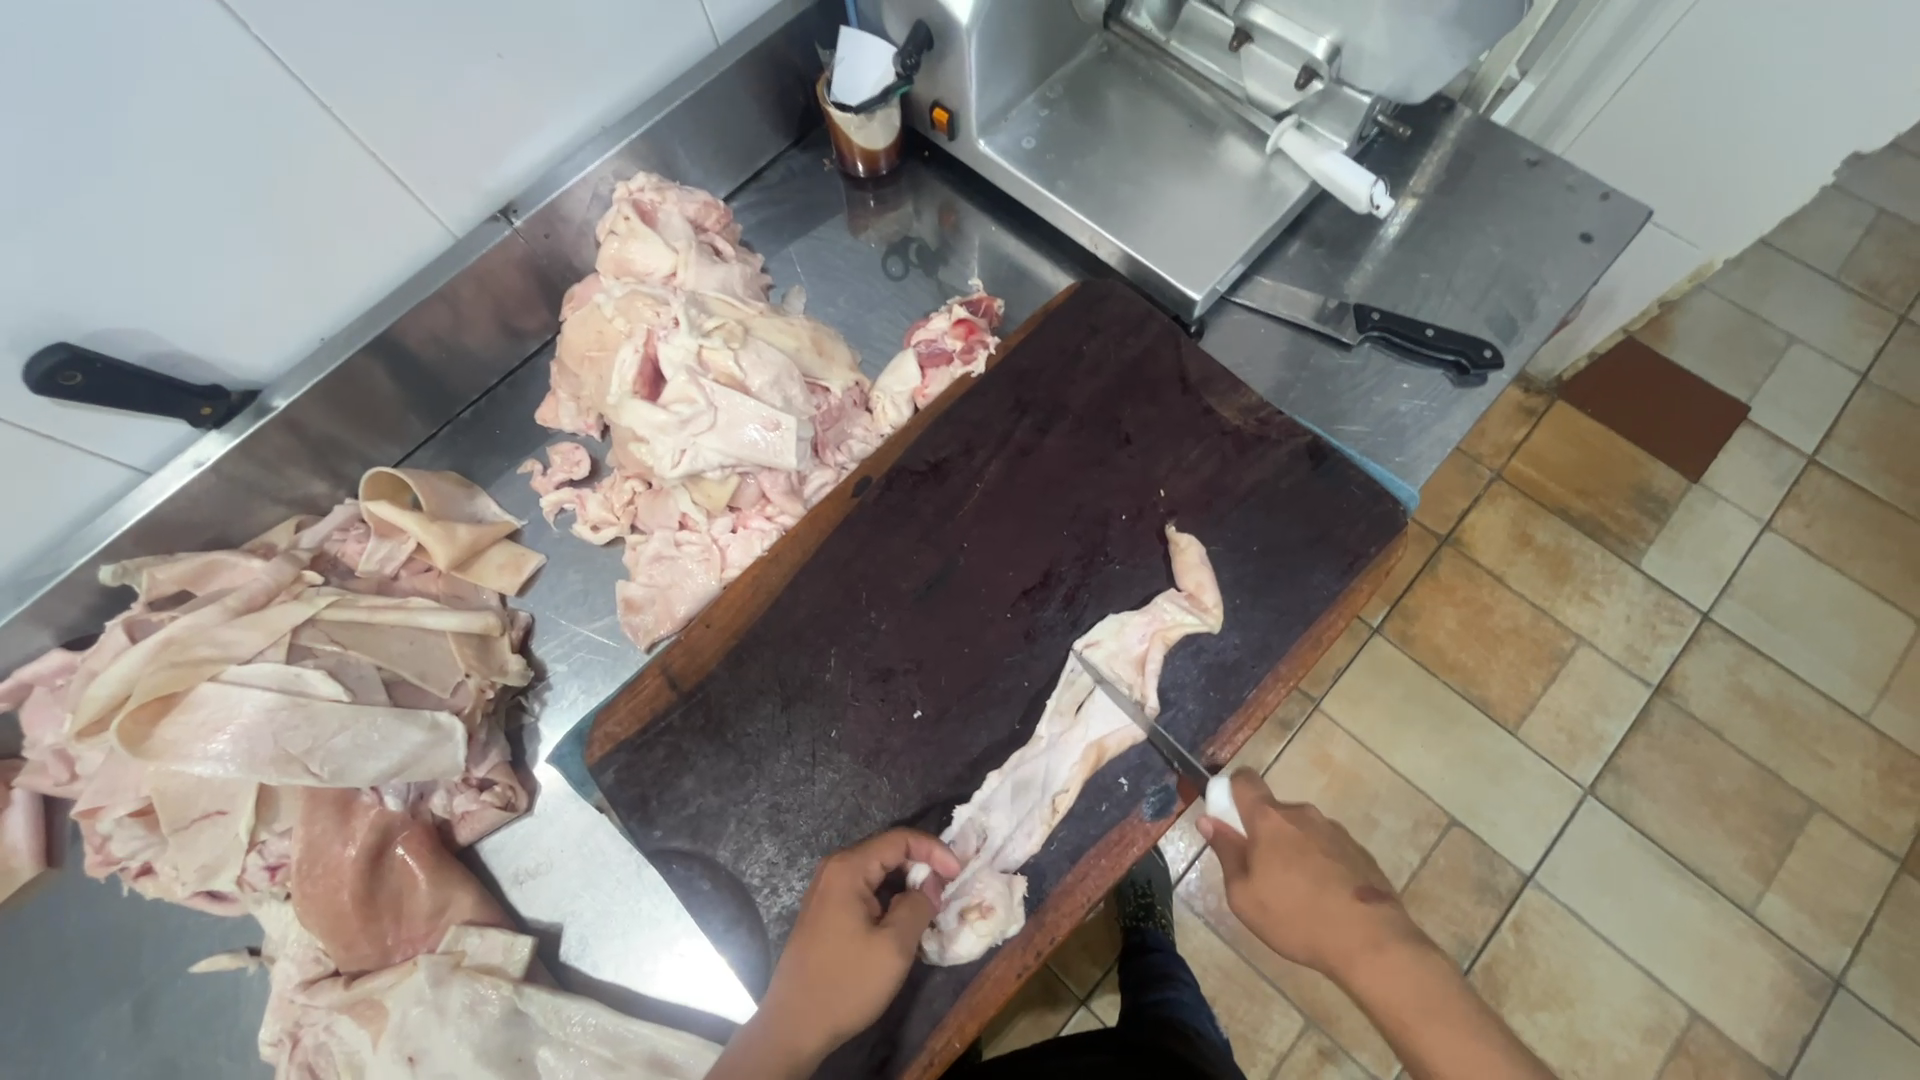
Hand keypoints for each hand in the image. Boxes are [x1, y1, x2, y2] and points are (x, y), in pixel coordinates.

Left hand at [712, 828, 961, 1077]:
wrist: (793, 1026)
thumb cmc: (846, 983)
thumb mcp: (894, 946)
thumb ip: (918, 905)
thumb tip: (929, 887)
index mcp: (849, 868)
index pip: (900, 839)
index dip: (934, 850)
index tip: (958, 873)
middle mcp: (834, 869)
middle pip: (887, 852)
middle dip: (921, 866)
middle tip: (946, 891)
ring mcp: (826, 890)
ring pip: (876, 873)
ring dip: (905, 884)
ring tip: (930, 907)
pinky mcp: (825, 911)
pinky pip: (864, 890)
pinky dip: (888, 898)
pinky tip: (902, 921)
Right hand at [1200, 768, 1425, 984]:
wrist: (1372, 942)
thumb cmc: (1295, 918)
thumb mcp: (1244, 895)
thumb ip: (1226, 852)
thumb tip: (1208, 821)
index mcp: (1269, 819)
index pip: (1244, 779)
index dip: (1231, 791)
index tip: (1228, 819)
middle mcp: (1302, 815)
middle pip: (1273, 811)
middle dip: (1264, 833)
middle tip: (1262, 872)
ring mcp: (1336, 832)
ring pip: (1302, 831)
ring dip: (1294, 850)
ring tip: (1298, 893)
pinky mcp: (1360, 852)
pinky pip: (1328, 849)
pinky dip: (1321, 865)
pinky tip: (1326, 899)